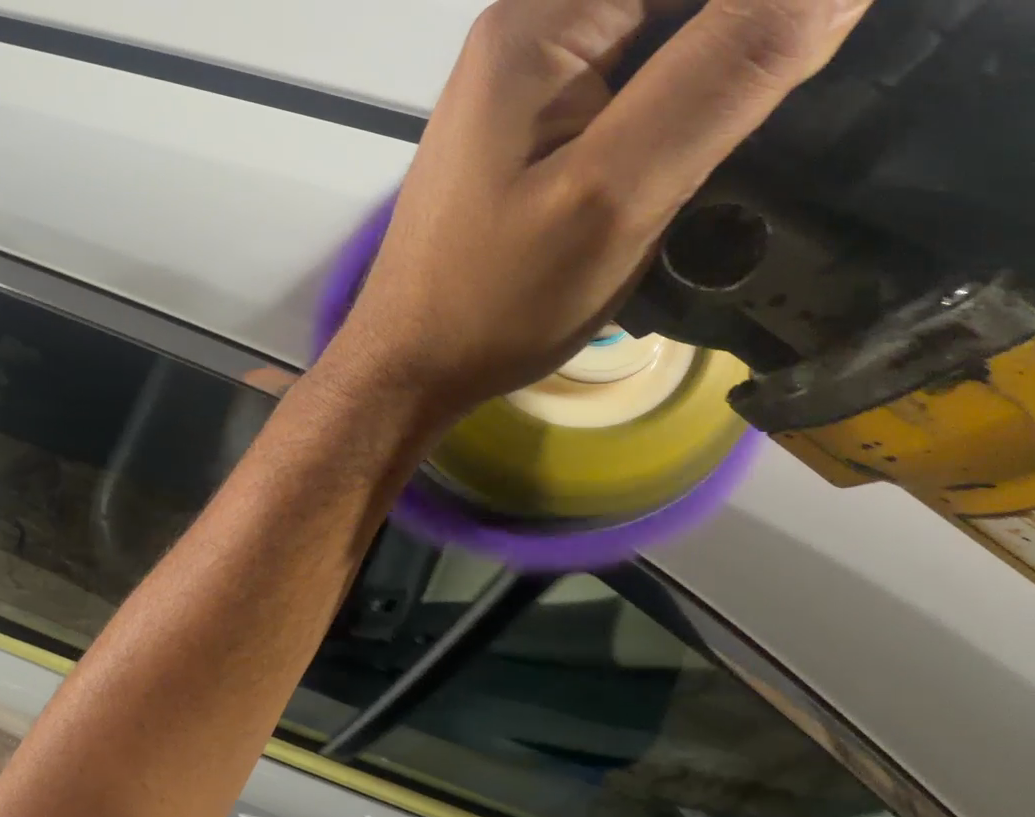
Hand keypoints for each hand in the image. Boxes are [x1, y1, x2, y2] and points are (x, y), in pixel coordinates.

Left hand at [332, 0, 873, 416]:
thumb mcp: (618, 188)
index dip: (780, 8)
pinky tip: (719, 138)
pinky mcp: (536, 130)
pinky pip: (639, 78)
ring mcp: (529, 83)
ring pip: (668, 30)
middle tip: (785, 108)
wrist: (411, 366)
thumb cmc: (493, 297)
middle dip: (757, 32)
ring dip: (732, 61)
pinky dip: (691, 96)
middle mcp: (529, 29)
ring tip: (751, 135)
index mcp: (541, 20)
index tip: (820, 54)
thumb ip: (731, 66)